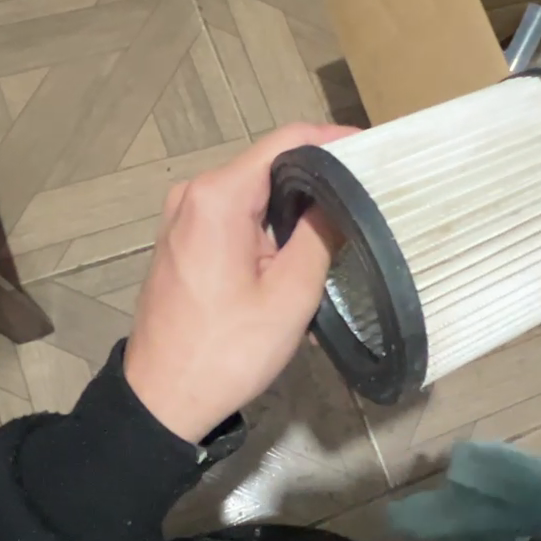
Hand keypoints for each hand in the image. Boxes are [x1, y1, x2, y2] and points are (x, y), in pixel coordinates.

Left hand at [124, 123, 356, 442]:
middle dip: (319, 174)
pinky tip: (300, 242)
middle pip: (268, 164)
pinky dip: (269, 221)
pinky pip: (233, 214)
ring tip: (344, 218)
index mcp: (218, 196)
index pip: (287, 142)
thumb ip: (321, 234)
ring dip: (294, 202)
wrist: (163, 399)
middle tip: (370, 191)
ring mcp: (182, 215)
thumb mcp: (290, 294)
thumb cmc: (229, 349)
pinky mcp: (182, 239)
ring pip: (252, 191)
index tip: (376, 152)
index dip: (335, 141)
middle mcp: (194, 193)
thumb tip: (344, 194)